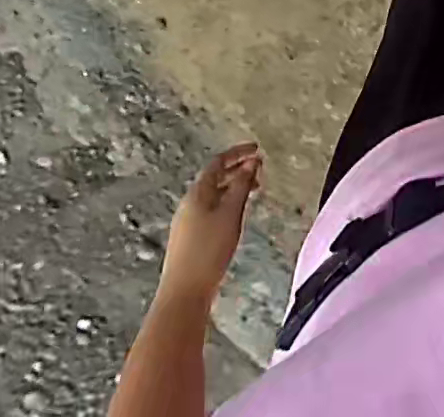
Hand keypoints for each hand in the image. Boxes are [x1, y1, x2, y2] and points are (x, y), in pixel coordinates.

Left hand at [160, 142, 262, 303]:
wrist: (184, 293)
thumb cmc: (208, 251)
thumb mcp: (231, 213)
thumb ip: (242, 185)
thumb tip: (251, 163)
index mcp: (197, 193)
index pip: (218, 162)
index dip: (238, 153)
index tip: (256, 149)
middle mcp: (190, 203)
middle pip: (215, 177)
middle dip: (238, 169)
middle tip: (259, 169)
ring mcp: (188, 221)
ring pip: (214, 194)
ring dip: (234, 186)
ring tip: (253, 190)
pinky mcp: (190, 237)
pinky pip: (211, 209)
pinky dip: (227, 202)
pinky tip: (237, 214)